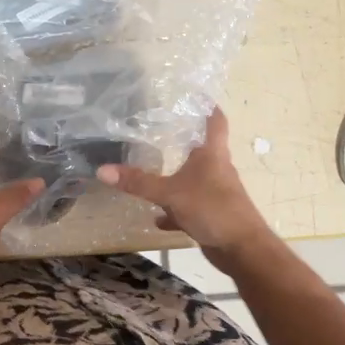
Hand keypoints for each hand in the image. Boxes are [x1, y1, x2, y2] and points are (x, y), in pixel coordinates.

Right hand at [96, 108, 265, 262]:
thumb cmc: (213, 209)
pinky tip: (156, 217)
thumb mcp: (170, 193)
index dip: (207, 106)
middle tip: (158, 129)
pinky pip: (188, 206)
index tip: (194, 95)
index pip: (215, 121)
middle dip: (183, 140)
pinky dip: (173, 210)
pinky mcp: (212, 214)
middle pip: (201, 148)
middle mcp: (216, 169)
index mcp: (212, 155)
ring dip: (175, 177)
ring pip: (192, 179)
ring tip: (151, 169)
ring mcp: (215, 192)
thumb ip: (138, 182)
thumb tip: (102, 170)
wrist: (242, 249)